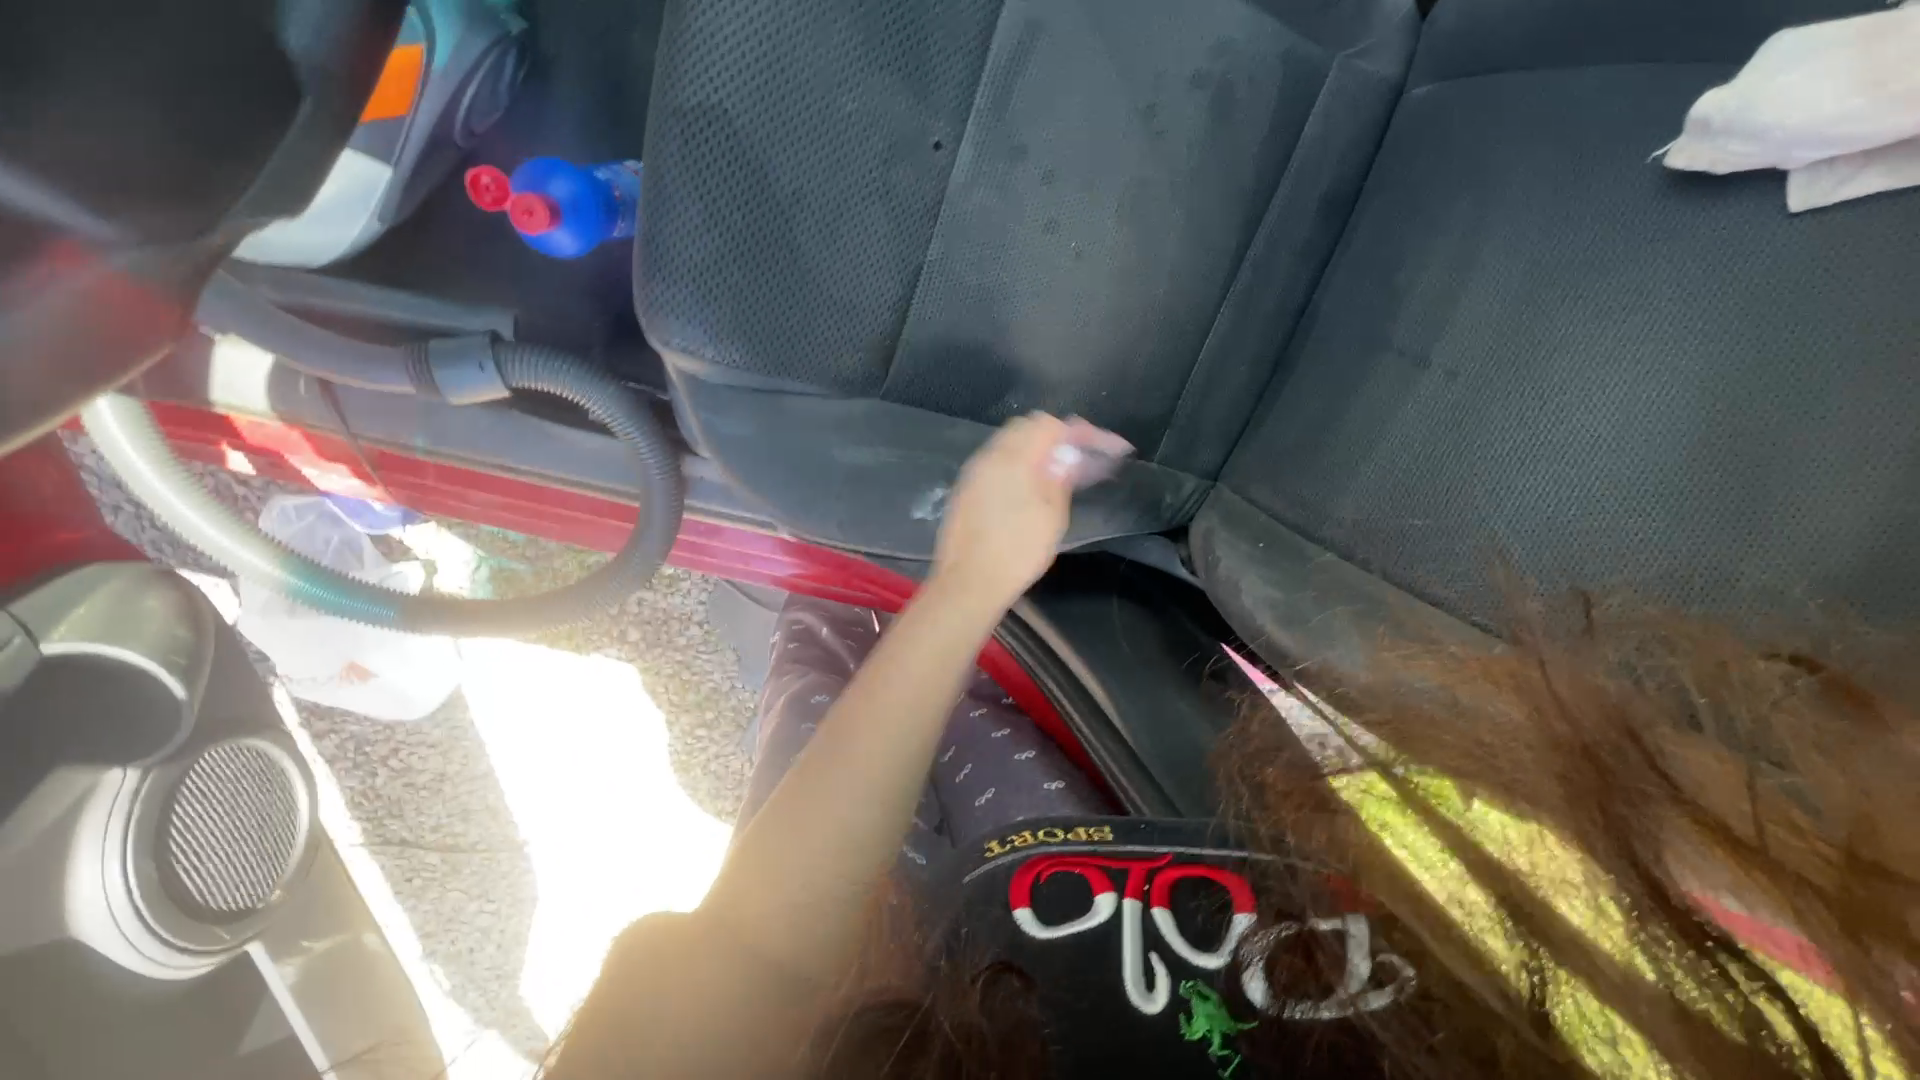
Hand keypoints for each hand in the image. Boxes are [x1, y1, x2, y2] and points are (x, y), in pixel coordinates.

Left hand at [929, 413, 1132, 613]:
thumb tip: (1066, 456)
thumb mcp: (1052, 516)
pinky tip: (1030, 485)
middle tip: (1083, 456)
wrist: (969, 582)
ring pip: (1008, 443)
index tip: (1110, 448)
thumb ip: (1060, 478)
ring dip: (1036, 448)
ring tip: (1060, 470)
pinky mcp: (965, 489)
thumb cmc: (1018, 551)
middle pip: (1028, 427)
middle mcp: (990, 456)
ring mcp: (973, 472)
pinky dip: (1017, 463)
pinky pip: (995, 461)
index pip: (1052, 426)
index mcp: (1014, 458)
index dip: (1084, 433)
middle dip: (1059, 435)